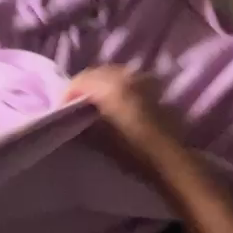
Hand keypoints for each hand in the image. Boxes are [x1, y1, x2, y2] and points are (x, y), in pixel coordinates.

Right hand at [63, 66, 178, 161]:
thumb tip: (72, 115)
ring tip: (92, 103)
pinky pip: (126, 78)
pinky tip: (113, 100)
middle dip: (82, 87)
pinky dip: (115, 84)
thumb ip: (83, 122)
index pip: (79, 82)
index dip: (67, 95)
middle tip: (74, 106)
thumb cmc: (133, 153)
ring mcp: (141, 79)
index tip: (61, 110)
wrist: (170, 160)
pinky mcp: (152, 87)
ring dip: (98, 84)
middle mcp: (125, 77)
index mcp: (110, 88)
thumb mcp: (100, 139)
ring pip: (111, 73)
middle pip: (94, 73)